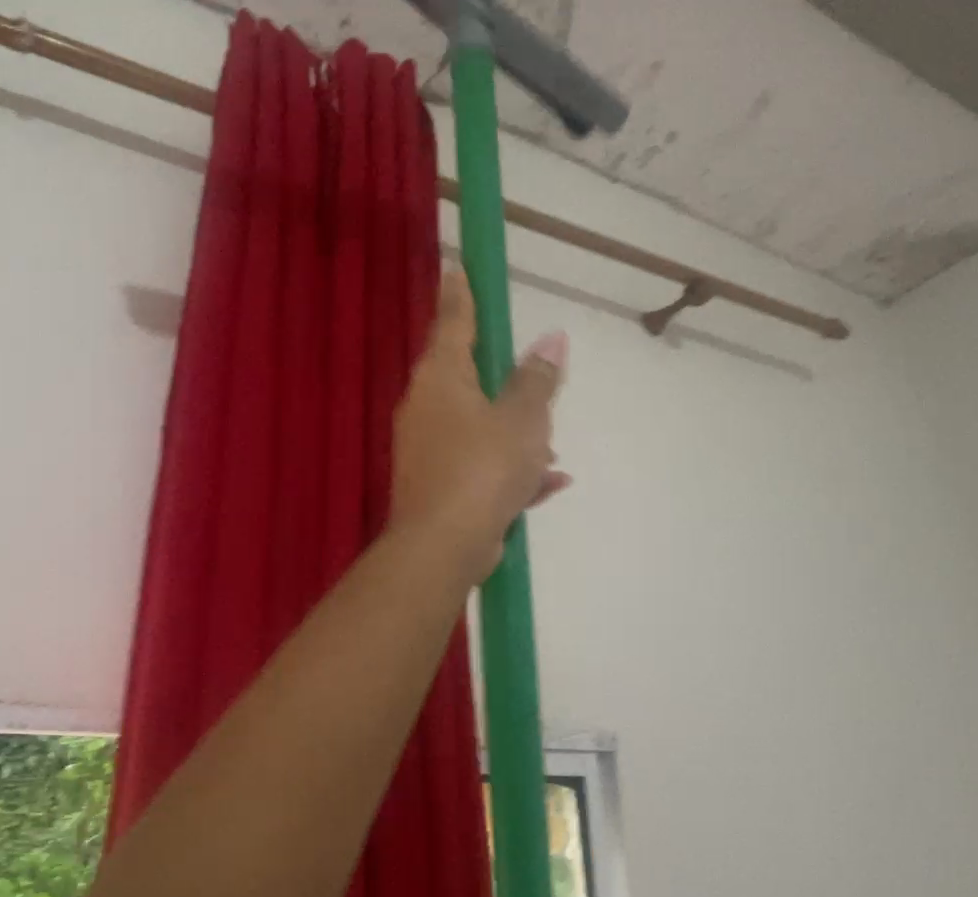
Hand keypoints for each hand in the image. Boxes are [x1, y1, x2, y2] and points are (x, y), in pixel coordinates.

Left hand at [389, 268, 570, 582]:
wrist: (441, 547)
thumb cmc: (482, 470)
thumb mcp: (522, 420)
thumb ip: (537, 380)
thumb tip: (551, 339)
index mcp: (441, 379)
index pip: (453, 322)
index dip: (461, 294)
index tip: (458, 267)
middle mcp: (426, 408)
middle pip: (469, 379)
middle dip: (509, 386)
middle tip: (537, 386)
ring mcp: (427, 450)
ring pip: (479, 427)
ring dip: (517, 438)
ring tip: (550, 455)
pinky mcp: (436, 486)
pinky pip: (479, 466)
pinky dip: (509, 472)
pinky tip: (548, 484)